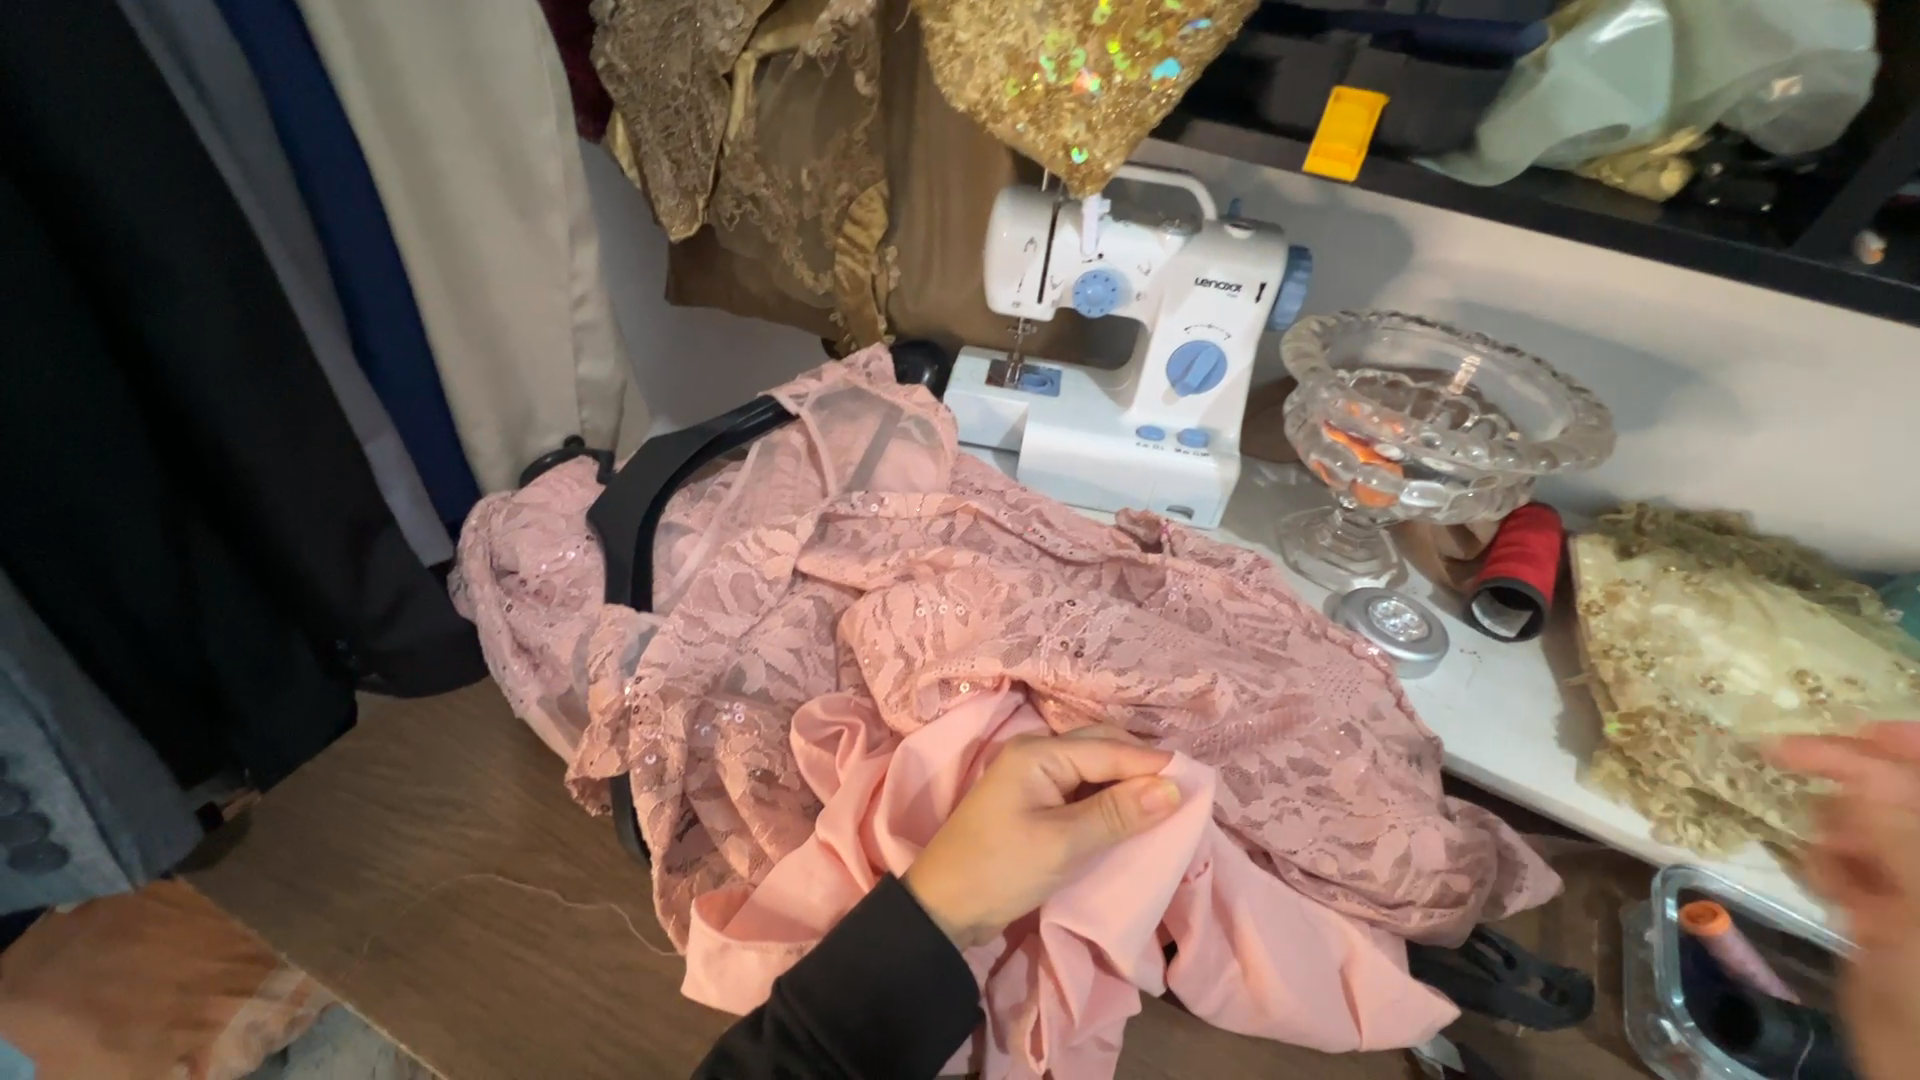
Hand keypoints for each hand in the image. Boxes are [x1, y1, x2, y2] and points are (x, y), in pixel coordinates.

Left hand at [903, 726, 1183, 947]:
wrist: (943, 906)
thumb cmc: (1000, 870)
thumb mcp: (1063, 844)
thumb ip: (1118, 813)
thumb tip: (1174, 788)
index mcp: (1040, 753)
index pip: (1111, 750)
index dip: (1154, 766)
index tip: (1200, 785)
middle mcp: (1037, 752)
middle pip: (1103, 748)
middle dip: (1141, 769)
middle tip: (1184, 796)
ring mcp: (1034, 774)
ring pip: (1094, 766)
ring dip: (1126, 783)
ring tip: (1165, 806)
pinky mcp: (1034, 799)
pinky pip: (1081, 786)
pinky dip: (1108, 798)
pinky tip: (1130, 816)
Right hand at [1769, 722, 1919, 1079]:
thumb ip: (1899, 831)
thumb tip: (1855, 766)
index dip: (1908, 747)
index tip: (1849, 728)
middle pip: (1902, 799)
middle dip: (1861, 793)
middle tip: (1802, 778)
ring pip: (1869, 828)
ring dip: (1839, 834)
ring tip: (1838, 864)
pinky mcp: (1890, 910)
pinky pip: (1848, 864)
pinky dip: (1830, 866)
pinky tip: (1837, 890)